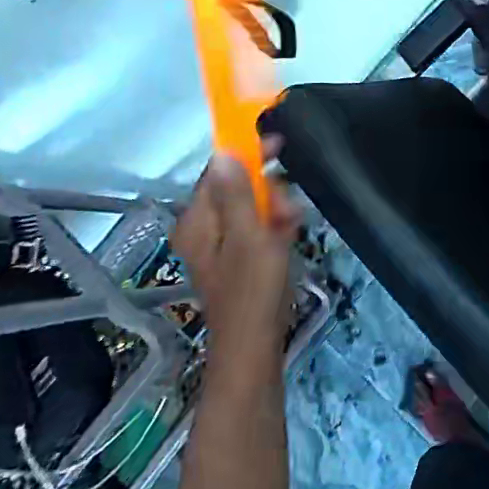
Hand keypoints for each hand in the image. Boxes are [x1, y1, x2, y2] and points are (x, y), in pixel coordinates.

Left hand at [171, 138, 301, 362]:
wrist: (256, 344)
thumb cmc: (253, 289)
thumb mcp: (249, 236)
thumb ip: (237, 193)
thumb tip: (223, 152)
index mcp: (197, 221)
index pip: (218, 172)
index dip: (246, 155)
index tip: (278, 144)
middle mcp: (204, 228)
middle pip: (237, 188)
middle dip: (267, 191)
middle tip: (287, 209)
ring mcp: (222, 244)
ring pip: (252, 207)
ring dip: (275, 209)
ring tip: (291, 226)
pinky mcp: (240, 258)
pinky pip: (257, 228)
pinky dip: (274, 227)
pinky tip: (289, 236)